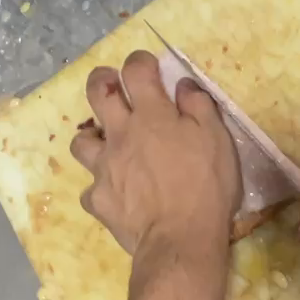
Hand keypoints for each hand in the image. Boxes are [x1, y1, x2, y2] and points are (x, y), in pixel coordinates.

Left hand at [69, 51, 240, 264]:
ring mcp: (104, 168)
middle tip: (109, 82)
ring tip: (106, 143)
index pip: (136, 72)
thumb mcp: (217, 139)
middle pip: (96, 94)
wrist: (180, 239)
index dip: (139, 61)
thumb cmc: (206, 186)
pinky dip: (101, 186)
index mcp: (151, 115)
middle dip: (101, 81)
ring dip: (92, 136)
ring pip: (81, 141)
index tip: (147, 64)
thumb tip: (183, 85)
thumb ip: (199, 107)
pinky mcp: (98, 199)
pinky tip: (114, 193)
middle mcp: (120, 135)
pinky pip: (91, 187)